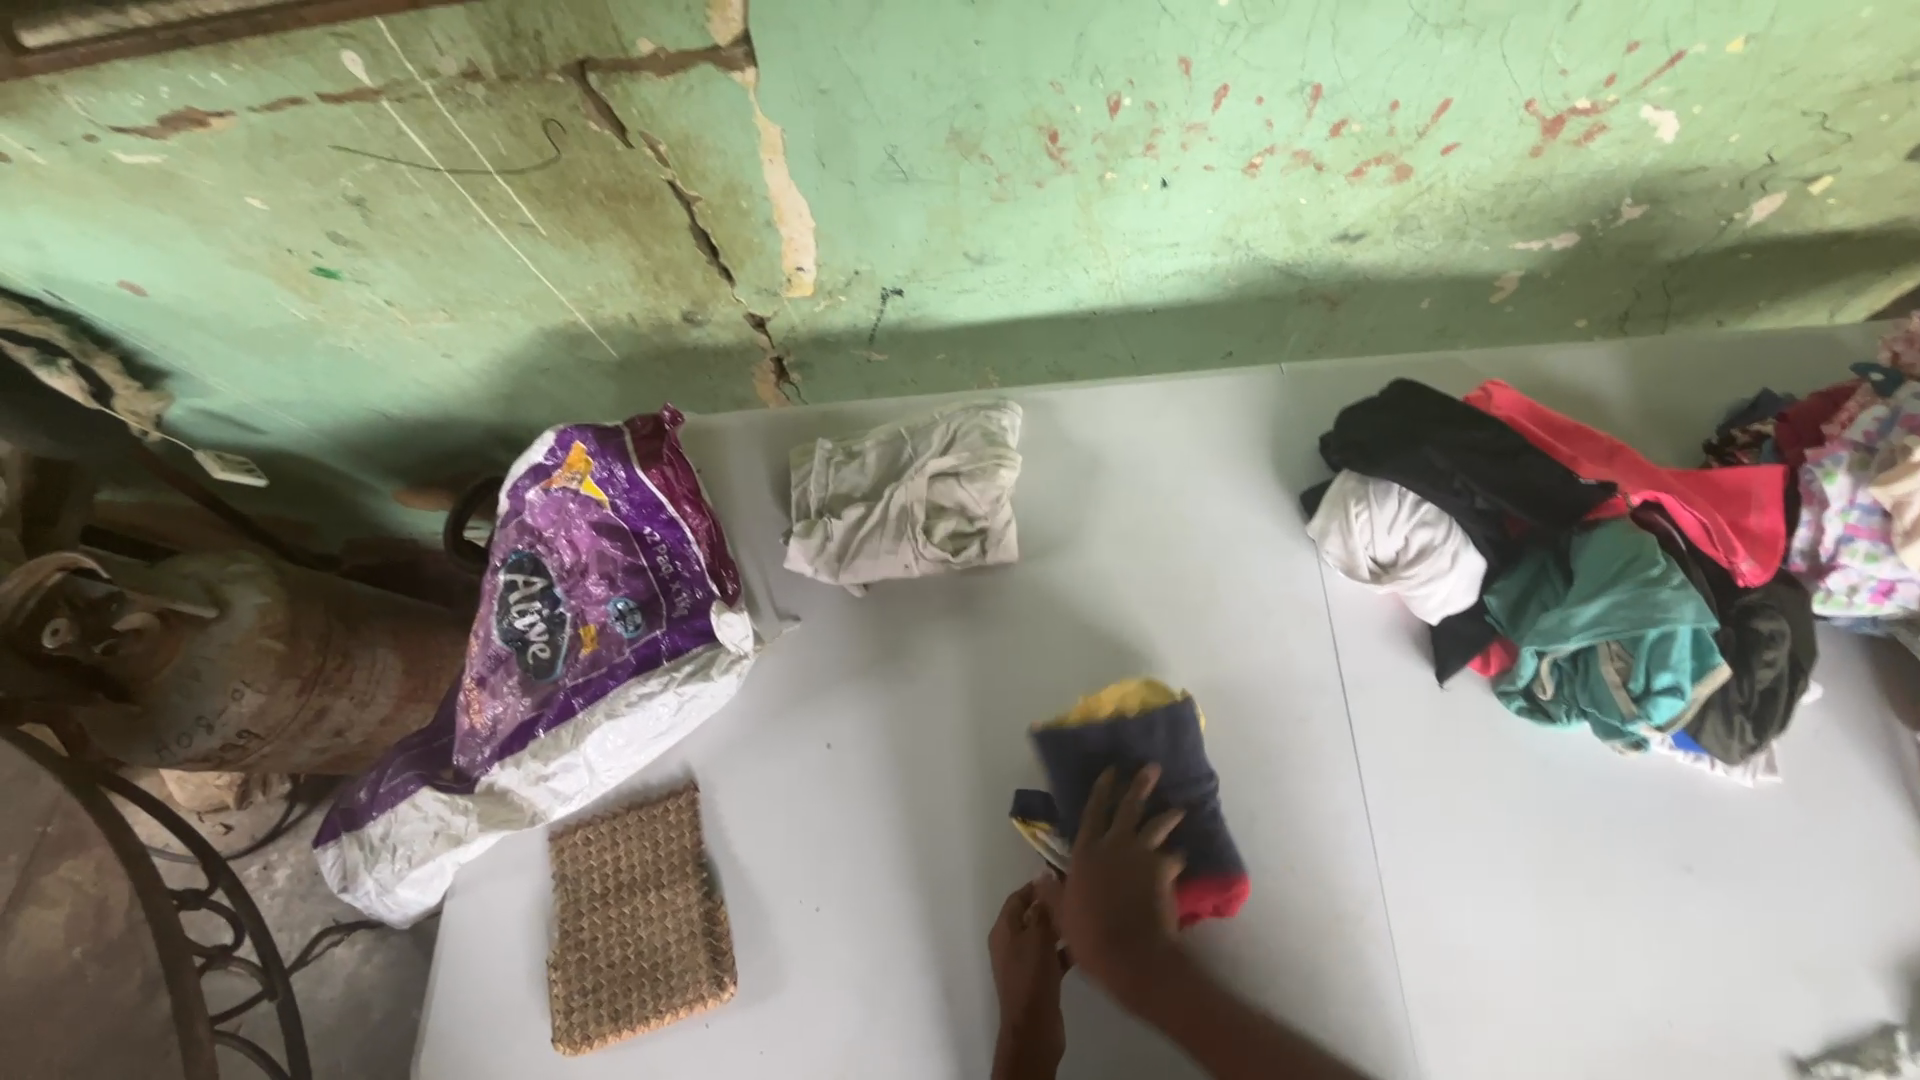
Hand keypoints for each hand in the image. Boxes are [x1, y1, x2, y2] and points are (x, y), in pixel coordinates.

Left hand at [989, 881, 1065, 1077]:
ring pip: (1042, 937)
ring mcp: (1023, 963)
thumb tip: (1042, 876)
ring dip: (1059, 929)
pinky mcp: (1038, 980)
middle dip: (1050, 907)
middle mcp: (1010, 944)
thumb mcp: (1037, 937)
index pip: (1018, 898)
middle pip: (1030, 917)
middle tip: (1075, 896)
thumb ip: (1041, 908)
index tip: (1059, 878)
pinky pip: (1051, 958)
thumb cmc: (1031, 976)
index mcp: (1003, 930)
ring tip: (1083, 918)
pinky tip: (1084, 947)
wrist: (1033, 1027)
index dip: (1036, 887)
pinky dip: (1064, 951)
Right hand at [1036, 764, 1185, 1012]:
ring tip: (1179, 808)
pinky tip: (1183, 856)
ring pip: (1157, 826)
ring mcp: (1141, 855)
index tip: (1111, 770)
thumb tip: (1039, 876)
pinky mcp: (1163, 871)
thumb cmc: (1089, 935)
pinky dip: (1178, 856)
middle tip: (1152, 767)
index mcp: (1086, 852)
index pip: (1092, 812)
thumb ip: (1052, 893)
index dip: (1102, 789)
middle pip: (1128, 808)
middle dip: (1140, 786)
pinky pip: (1174, 857)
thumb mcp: (1061, 914)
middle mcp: (1113, 845)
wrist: (1130, 952)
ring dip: (1168, 815)